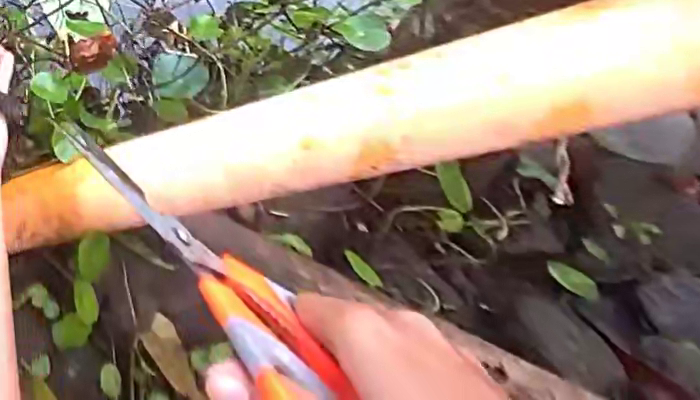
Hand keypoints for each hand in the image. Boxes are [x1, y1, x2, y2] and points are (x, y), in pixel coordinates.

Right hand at [202, 294, 501, 399]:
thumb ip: (272, 392)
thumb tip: (217, 375)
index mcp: (364, 324)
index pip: (291, 309)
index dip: (274, 344)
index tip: (268, 379)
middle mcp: (402, 322)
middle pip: (335, 334)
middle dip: (319, 372)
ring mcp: (450, 353)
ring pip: (379, 357)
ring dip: (361, 386)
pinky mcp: (483, 383)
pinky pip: (419, 375)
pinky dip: (402, 392)